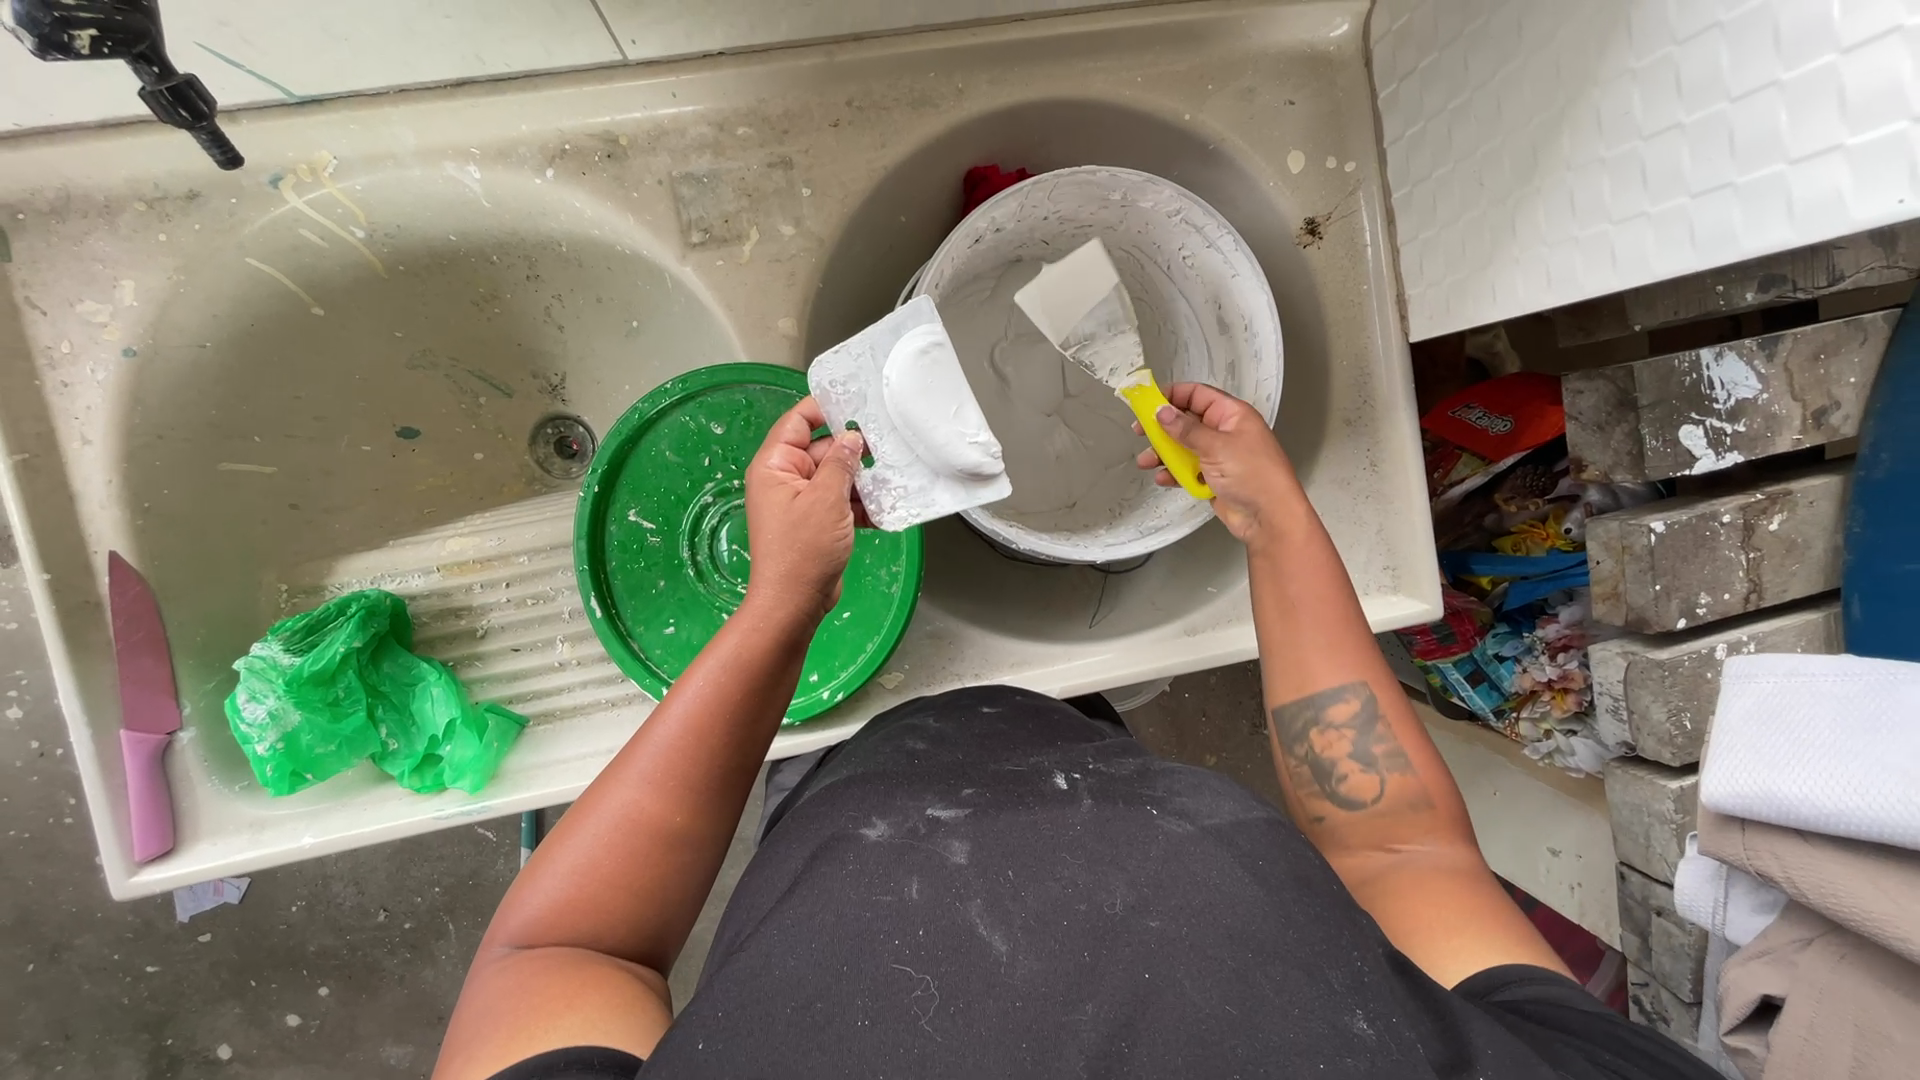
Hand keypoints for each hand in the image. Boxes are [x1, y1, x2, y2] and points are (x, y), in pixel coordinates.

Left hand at [743, 397, 866, 624]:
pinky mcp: (817, 523)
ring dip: (861, 481)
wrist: (794, 603)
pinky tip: (884, 508)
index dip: (825, 408)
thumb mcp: (826, 499)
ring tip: (890, 479)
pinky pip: (841, 502)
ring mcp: (802, 502)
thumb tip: (852, 438)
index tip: (856, 402)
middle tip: (886, 447)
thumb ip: (841, 462)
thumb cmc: (801, 551)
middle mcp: (785, 479)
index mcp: (776, 466)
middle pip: (823, 449)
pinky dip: (860, 505)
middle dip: (853, 451)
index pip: (798, 421)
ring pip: (836, 477)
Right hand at [1134, 382, 1300, 547]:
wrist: (1268, 517)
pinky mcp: (1213, 477)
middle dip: (1162, 428)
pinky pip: (1187, 470)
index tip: (1147, 402)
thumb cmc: (1255, 475)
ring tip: (1146, 461)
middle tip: (1140, 431)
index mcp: (1231, 415)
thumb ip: (1186, 429)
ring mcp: (1218, 455)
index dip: (1171, 396)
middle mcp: (1224, 432)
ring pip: (1183, 447)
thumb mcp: (1216, 446)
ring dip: (1163, 454)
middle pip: (1186, 421)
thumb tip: (1162, 412)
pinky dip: (1174, 473)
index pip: (1197, 395)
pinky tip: (1164, 478)